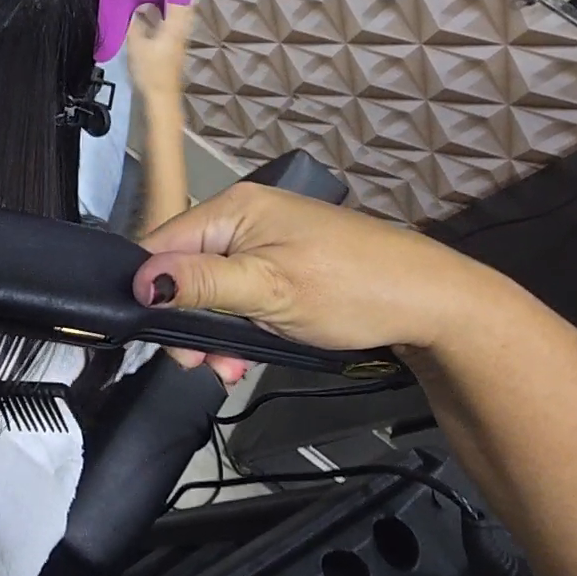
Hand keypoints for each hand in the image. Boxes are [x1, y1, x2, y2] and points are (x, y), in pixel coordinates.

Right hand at [125, 0, 195, 100]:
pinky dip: (164, 11)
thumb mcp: (136, 46)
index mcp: (174, 24)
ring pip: (178, 11)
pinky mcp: (172, 46)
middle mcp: (180, 28)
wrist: (161, 96)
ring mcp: (178, 37)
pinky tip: (150, 11)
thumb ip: (134, 25)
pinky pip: (171, 21)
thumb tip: (133, 10)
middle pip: (184, 1)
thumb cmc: (150, 70)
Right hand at [131, 182, 513, 378]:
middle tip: (201, 364)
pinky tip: (245, 351)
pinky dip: (235, 324)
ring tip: (229, 367)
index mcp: (233, 208)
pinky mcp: (279, 262)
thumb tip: (140, 282)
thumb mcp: (267, 289)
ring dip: (211, 331)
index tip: (162, 339)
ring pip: (208, 287)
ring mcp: (263, 239)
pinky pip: (236, 291)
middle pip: (182, 269)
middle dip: (186, 320)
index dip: (151, 291)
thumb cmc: (352, 291)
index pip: (161, 245)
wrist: (436, 304)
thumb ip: (200, 283)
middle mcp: (242, 216)